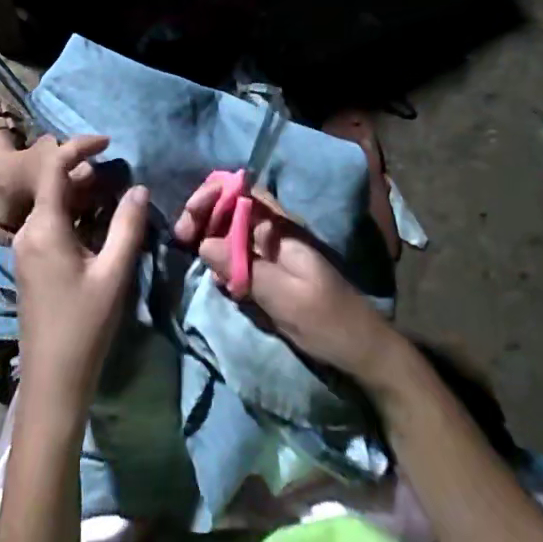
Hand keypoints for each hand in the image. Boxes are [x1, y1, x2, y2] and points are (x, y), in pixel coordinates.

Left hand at [12, 135, 148, 402]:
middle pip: (55, 184)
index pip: (54, 167)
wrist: (52, 380)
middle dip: (88, 173)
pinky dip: (78, 214)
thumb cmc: (84, 325)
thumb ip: (127, 226)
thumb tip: (139, 189)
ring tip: (118, 198)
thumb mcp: (113, 273)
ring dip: (85, 195)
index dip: (79, 147)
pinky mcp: (33, 263)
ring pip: (55, 205)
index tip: (109, 142)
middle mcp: (28, 231)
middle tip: (122, 177)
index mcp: (43, 227)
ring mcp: (28, 248)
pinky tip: (102, 225)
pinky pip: (54, 223)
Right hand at [173, 180, 396, 379]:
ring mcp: (271, 252)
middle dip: (203, 214)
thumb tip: (203, 244)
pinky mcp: (269, 273)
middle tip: (181, 238)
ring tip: (189, 252)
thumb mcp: (286, 298)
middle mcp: (274, 232)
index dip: (212, 195)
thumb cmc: (327, 321)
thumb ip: (245, 269)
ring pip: (231, 229)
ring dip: (207, 234)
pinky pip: (238, 255)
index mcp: (281, 229)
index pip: (241, 191)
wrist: (361, 350)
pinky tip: (212, 274)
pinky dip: (220, 258)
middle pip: (231, 206)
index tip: (189, 219)